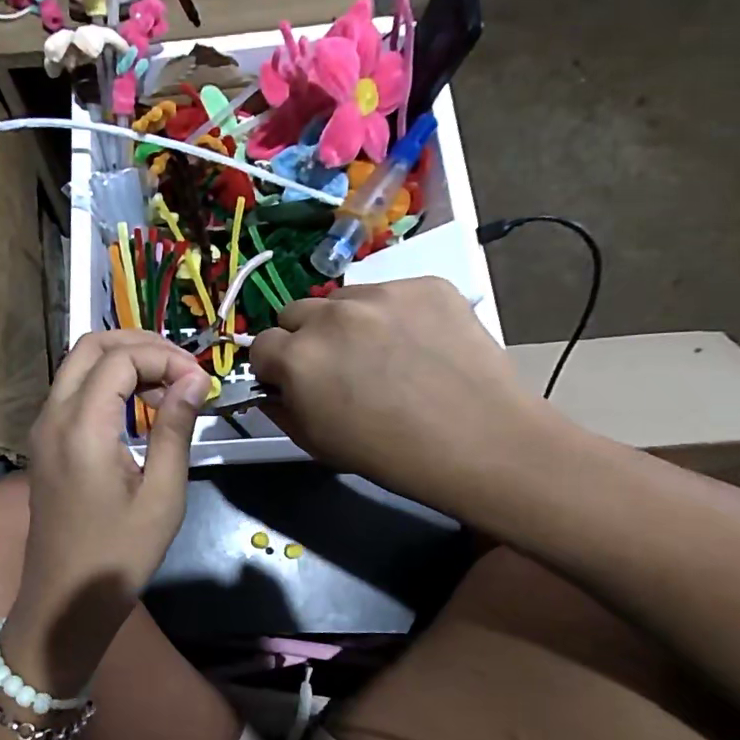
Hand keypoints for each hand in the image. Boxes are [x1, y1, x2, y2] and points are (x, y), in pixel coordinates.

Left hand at [18, 330, 211, 637]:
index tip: (200, 382)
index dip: (165, 358)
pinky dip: (107, 382)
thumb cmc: (119, 554)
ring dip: (124, 361)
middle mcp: (53, 416)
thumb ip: (174, 428)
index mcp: (82, 427)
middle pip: (91, 345)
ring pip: (79, 364)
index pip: (120, 358)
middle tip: (184, 370)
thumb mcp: (162, 495)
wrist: (64, 601)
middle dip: (141, 345)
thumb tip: (195, 379)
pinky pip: (73, 390)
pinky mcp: (45, 442)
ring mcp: (43, 428)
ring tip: (169, 386)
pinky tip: (140, 408)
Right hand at [249, 278, 548, 508]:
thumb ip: (282, 410)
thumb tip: (274, 388)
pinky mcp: (425, 284)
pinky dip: (396, 315)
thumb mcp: (319, 445)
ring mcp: (382, 293)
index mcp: (297, 357)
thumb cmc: (390, 455)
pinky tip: (420, 346)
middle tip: (336, 366)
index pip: (260, 345)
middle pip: (296, 312)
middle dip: (305, 338)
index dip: (274, 367)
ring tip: (384, 355)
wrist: (478, 440)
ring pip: (344, 300)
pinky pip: (393, 293)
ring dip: (349, 322)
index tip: (293, 381)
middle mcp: (332, 315)